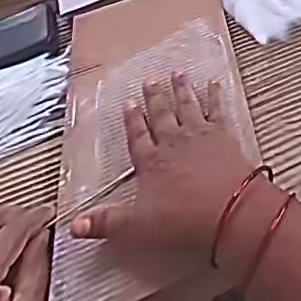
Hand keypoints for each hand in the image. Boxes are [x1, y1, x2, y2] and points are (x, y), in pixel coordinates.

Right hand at [71, 74, 254, 257]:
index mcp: (151, 161)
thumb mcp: (137, 227)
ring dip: (181, 89)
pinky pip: (218, 109)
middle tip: (150, 80)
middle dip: (155, 98)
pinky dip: (216, 94)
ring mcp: (199, 134)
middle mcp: (173, 141)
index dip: (132, 120)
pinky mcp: (223, 133)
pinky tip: (215, 82)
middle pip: (161, 115)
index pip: (137, 137)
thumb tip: (73, 225)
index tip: (129, 103)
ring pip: (187, 105)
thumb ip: (106, 223)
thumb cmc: (181, 219)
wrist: (227, 208)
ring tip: (178, 73)